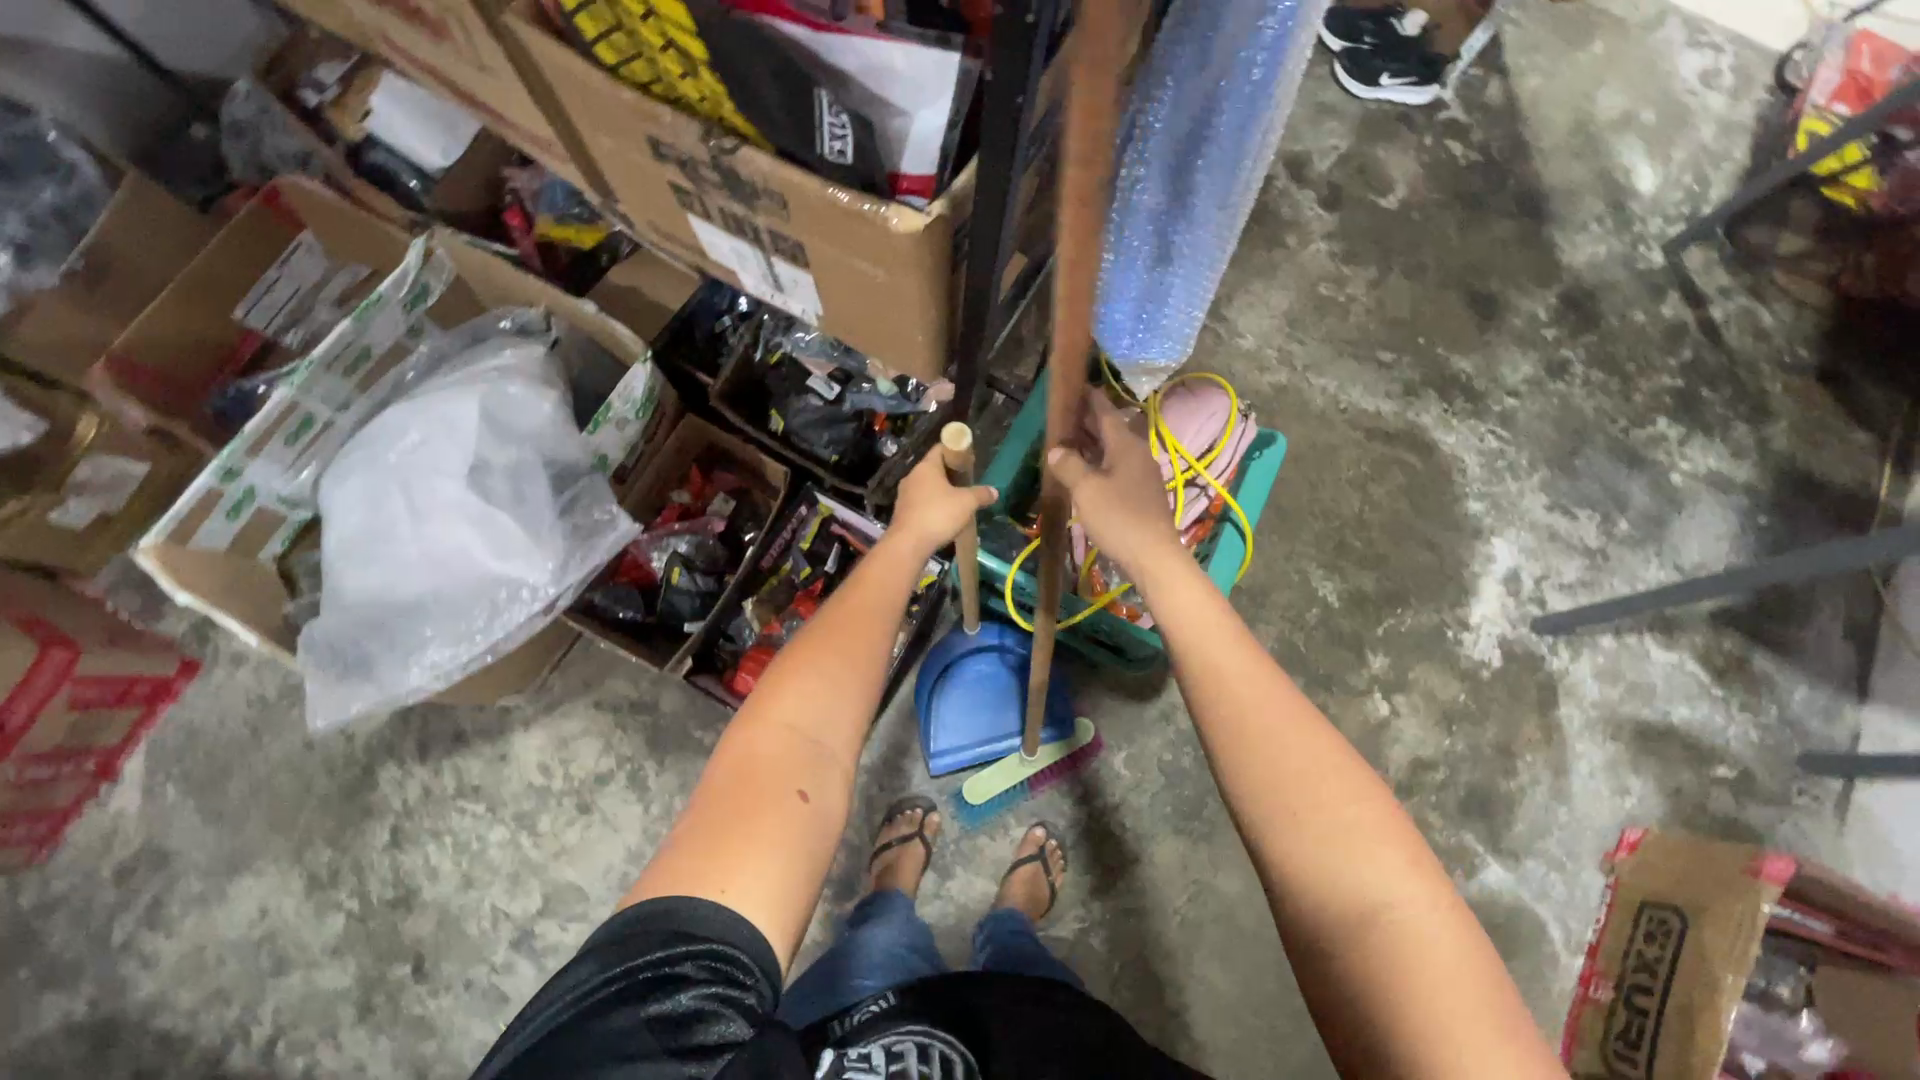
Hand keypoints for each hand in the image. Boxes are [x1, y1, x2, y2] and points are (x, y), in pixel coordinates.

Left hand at [890, 446, 995, 557]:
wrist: (908, 544)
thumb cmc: (938, 515)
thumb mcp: (967, 503)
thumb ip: (981, 494)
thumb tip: (994, 491)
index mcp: (926, 467)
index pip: (941, 448)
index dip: (956, 452)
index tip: (969, 462)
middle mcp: (912, 476)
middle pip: (934, 468)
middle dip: (951, 475)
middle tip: (967, 484)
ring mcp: (904, 495)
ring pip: (926, 487)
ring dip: (941, 492)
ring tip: (957, 503)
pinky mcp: (902, 512)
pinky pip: (920, 503)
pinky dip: (932, 506)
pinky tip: (943, 518)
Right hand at [1046, 391, 1180, 578]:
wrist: (1153, 557)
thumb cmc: (1119, 518)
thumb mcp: (1086, 489)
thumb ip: (1069, 465)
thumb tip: (1057, 449)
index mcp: (1126, 445)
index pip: (1106, 411)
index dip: (1090, 398)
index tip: (1076, 386)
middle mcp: (1137, 454)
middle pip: (1110, 430)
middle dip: (1088, 421)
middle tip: (1064, 414)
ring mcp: (1141, 475)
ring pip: (1113, 450)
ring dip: (1092, 444)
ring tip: (1068, 441)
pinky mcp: (1141, 495)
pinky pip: (1116, 469)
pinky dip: (1099, 463)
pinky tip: (1085, 472)